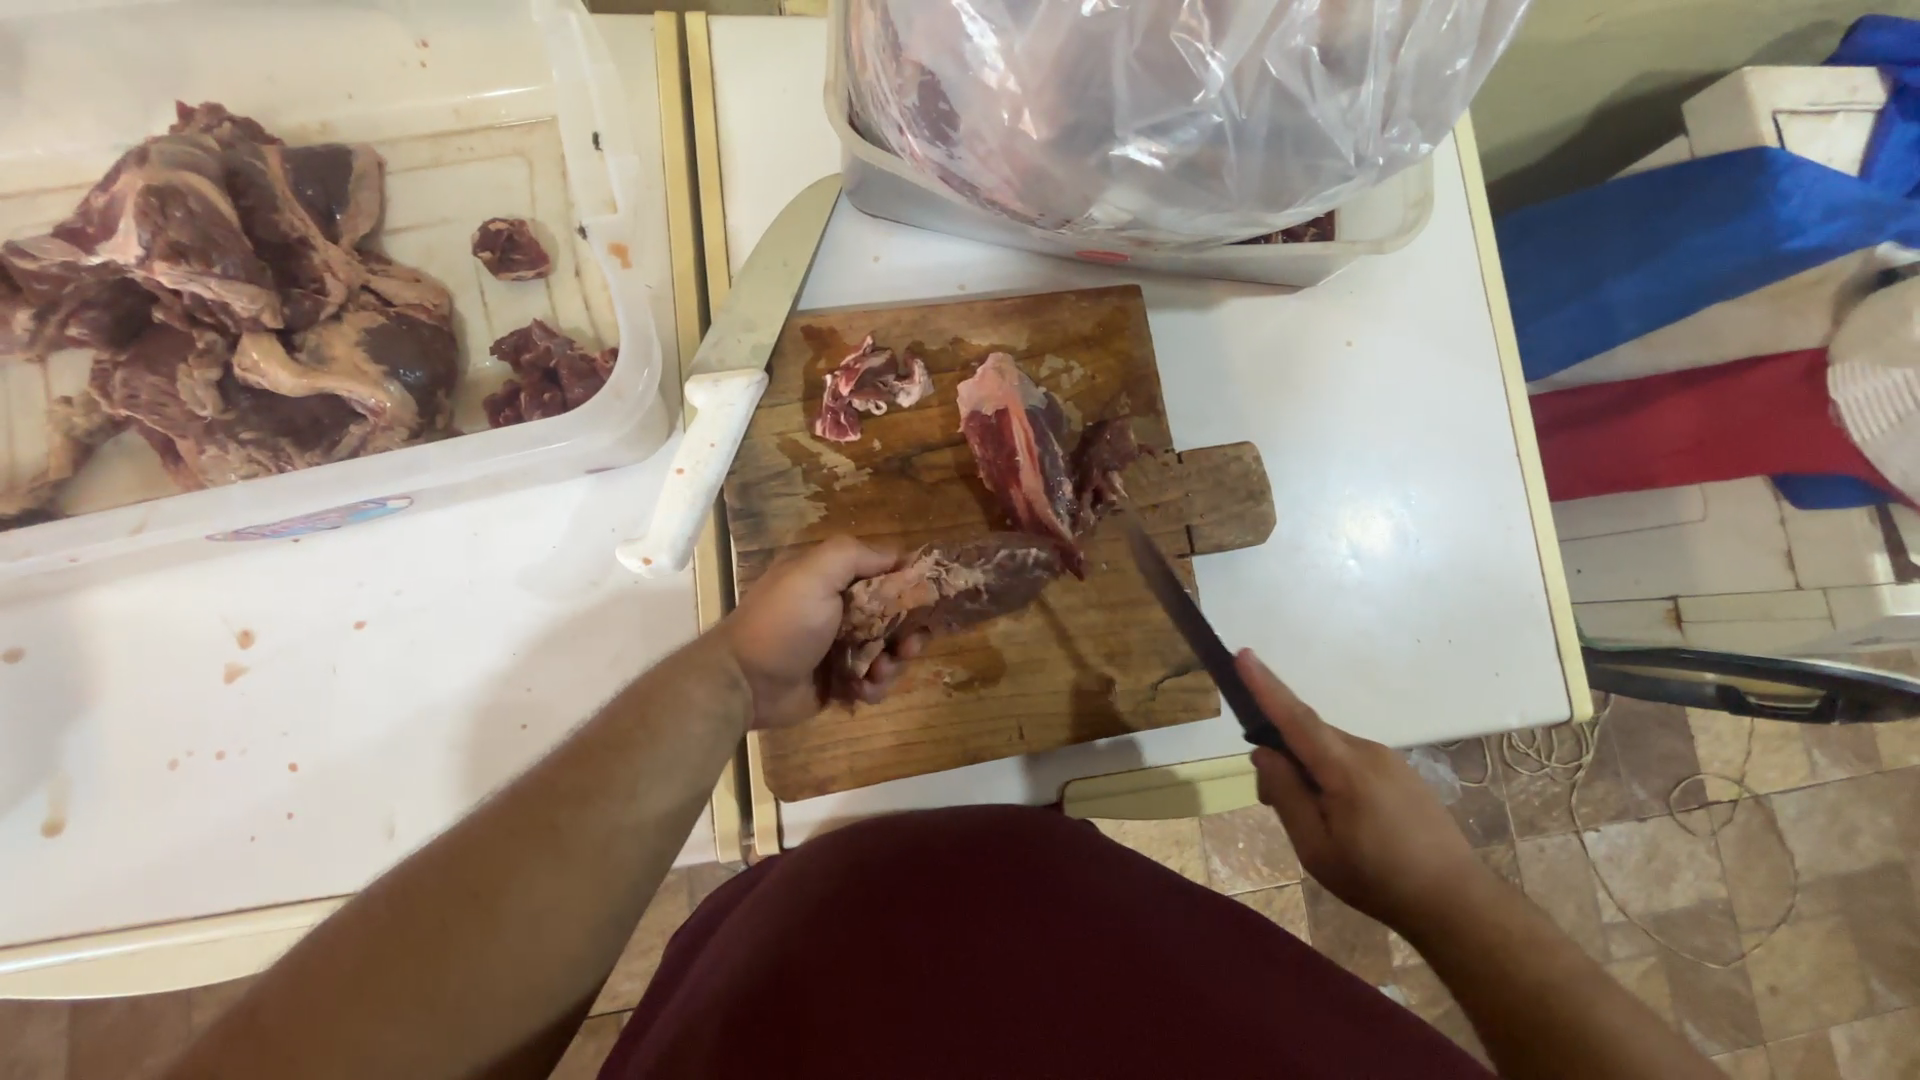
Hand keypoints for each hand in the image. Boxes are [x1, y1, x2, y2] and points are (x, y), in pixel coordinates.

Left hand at [721, 536, 925, 728]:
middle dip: (908, 631)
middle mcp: (839, 609)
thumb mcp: (814, 573)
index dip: (909, 585)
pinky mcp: (839, 680)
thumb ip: (856, 555)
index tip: (930, 599)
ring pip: (887, 651)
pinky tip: (862, 689)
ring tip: (880, 672)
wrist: (744, 683)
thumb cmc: (782, 623)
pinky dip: (874, 686)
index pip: (884, 573)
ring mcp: (840, 647)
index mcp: (832, 579)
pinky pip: (872, 680)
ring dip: (893, 663)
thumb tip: (899, 557)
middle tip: (910, 645)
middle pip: (893, 616)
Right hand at [1240, 649, 1490, 934]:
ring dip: (1307, 770)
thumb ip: (1286, 795)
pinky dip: (1330, 776)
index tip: (1242, 654)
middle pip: (1308, 735)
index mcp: (1346, 769)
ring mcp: (1388, 760)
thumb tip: (1263, 753)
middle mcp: (1368, 752)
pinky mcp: (1400, 773)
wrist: (1458, 903)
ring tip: (1312, 822)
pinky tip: (1339, 818)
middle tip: (1270, 800)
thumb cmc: (1379, 881)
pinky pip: (1349, 760)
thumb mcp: (1316, 848)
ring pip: (1328, 749)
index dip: (1265, 686)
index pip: (1295, 717)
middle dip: (1281, 755)